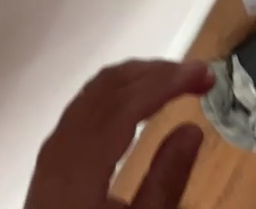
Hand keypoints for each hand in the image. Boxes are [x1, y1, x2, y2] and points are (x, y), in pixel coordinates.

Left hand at [23, 60, 213, 208]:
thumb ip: (166, 183)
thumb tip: (191, 129)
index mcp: (78, 168)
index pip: (125, 103)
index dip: (167, 81)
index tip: (204, 75)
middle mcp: (59, 149)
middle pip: (107, 88)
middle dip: (155, 72)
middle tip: (197, 74)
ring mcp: (51, 151)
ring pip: (93, 92)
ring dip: (136, 78)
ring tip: (175, 79)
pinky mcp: (52, 159)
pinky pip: (85, 105)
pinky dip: (117, 91)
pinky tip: (138, 100)